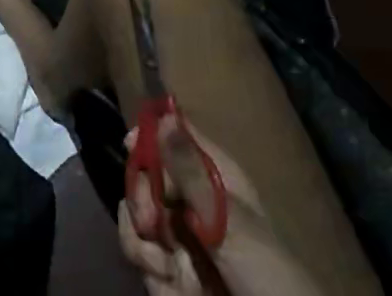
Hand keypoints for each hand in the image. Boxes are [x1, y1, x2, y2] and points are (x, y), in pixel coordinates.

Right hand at [117, 115, 327, 295]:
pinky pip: (142, 259)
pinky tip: (180, 288)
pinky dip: (155, 277)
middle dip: (142, 202)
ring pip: (136, 222)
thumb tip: (165, 113)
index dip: (149, 135)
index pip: (173, 135)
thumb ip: (189, 169)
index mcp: (211, 173)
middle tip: (154, 224)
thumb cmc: (260, 266)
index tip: (131, 146)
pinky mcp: (168, 268)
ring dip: (147, 249)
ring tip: (175, 270)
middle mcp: (190, 198)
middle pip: (145, 178)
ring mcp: (178, 234)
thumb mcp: (226, 216)